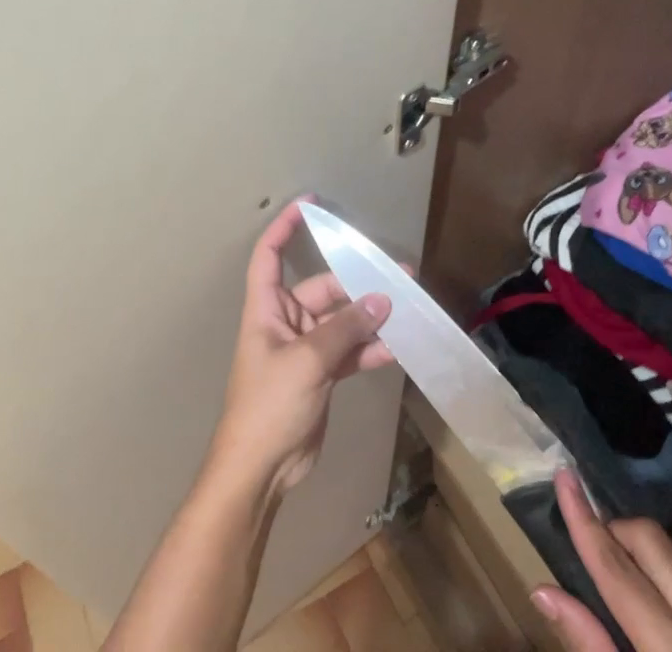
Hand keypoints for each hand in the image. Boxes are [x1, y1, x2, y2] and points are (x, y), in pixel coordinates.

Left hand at [209, 197, 394, 496]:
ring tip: (410, 308)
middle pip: (322, 289)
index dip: (285, 228)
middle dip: (357, 283)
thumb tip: (383, 299)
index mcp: (265, 309)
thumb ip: (346, 329)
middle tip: (401, 277)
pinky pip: (350, 350)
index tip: (310, 205)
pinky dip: (372, 348)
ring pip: (342, 320)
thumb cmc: (269, 405)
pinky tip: (399, 346)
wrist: (262, 466)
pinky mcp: (322, 374)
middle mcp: (284, 322)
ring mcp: (304, 350)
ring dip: (371, 316)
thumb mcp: (307, 362)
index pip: (270, 256)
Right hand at [534, 468, 671, 651]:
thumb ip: (591, 647)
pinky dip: (659, 589)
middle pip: (653, 545)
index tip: (564, 473)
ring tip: (606, 584)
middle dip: (611, 526)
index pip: (618, 570)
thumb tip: (544, 590)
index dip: (584, 521)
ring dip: (635, 559)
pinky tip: (648, 625)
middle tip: (578, 538)